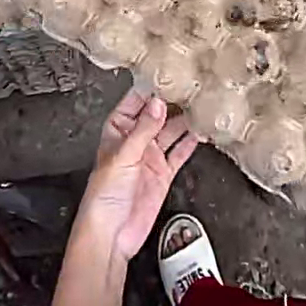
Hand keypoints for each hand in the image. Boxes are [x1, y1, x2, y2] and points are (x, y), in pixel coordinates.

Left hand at [76, 91, 199, 259]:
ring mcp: (150, 155)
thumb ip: (144, 129)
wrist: (112, 232)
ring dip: (184, 120)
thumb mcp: (123, 155)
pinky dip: (190, 143)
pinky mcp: (163, 173)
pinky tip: (201, 132)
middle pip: (156, 114)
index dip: (150, 87)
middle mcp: (135, 139)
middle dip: (171, 100)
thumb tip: (158, 102)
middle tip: (191, 85)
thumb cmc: (104, 193)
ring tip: (200, 104)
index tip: (167, 73)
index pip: (136, 100)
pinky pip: (179, 153)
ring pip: (171, 131)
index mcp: (118, 128)